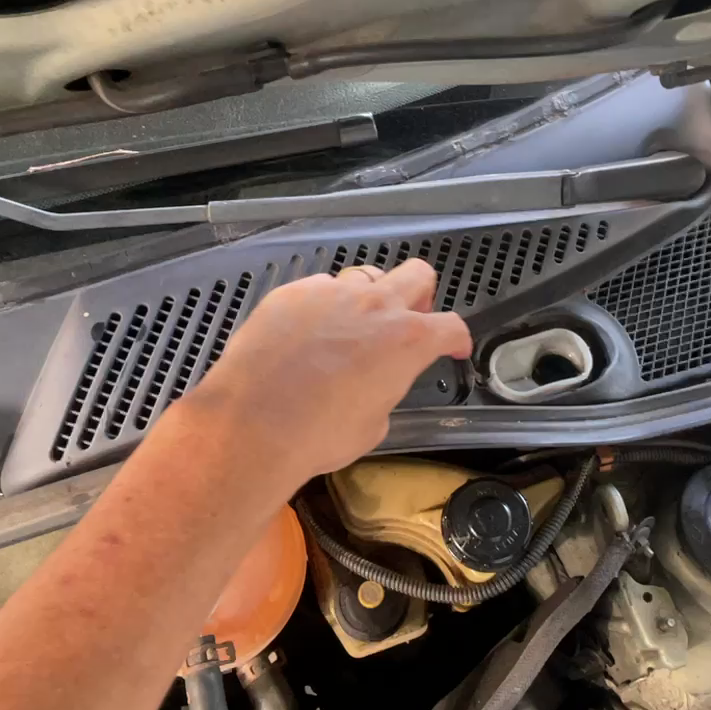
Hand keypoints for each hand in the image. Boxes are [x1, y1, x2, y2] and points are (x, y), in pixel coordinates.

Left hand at [167, 259, 471, 496]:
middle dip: (421, 295)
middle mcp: (375, 305)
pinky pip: (319, 289)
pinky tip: (306, 335)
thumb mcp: (374, 424)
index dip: (457, 339)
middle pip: (418, 274)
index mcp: (407, 340)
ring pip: (364, 277)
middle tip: (408, 319)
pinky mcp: (292, 293)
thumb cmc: (319, 435)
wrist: (253, 425)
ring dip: (368, 298)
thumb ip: (386, 388)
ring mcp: (331, 292)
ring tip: (350, 327)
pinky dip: (323, 307)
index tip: (453, 348)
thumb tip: (374, 382)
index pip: (452, 326)